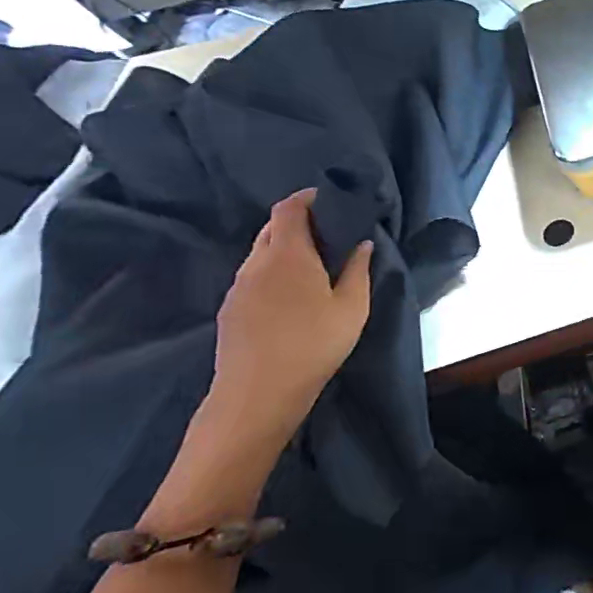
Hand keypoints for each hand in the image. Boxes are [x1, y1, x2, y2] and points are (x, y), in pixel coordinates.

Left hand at [208, 189, 373, 446]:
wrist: (257, 394)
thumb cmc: (313, 344)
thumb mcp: (352, 308)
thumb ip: (358, 270)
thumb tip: (362, 243)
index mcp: (289, 255)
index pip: (289, 209)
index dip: (306, 197)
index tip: (328, 198)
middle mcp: (257, 263)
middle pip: (273, 227)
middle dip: (298, 221)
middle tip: (327, 231)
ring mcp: (238, 286)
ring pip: (261, 252)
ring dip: (285, 247)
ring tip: (312, 261)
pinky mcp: (231, 308)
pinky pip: (253, 274)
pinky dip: (273, 269)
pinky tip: (290, 292)